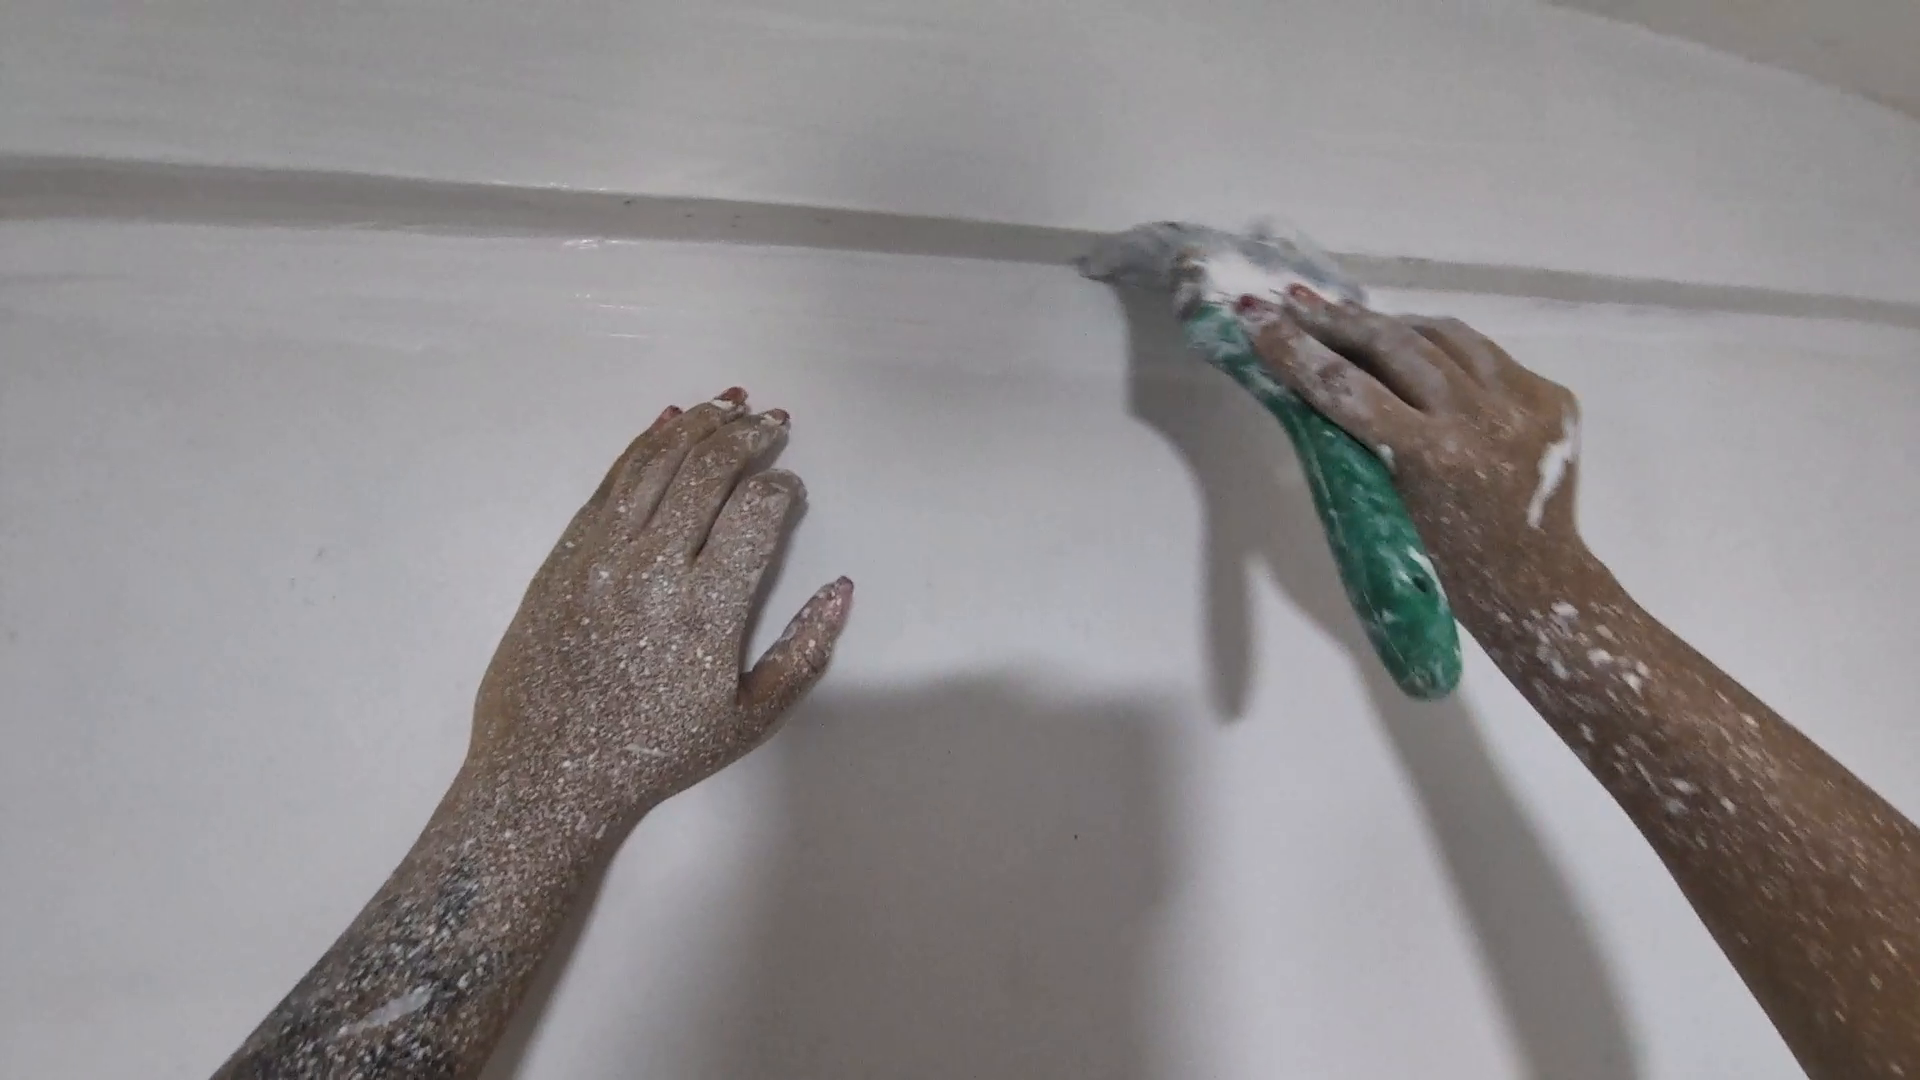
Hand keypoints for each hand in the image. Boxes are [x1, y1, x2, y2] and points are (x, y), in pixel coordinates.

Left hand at [470, 388, 851, 830]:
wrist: (543, 779)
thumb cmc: (657, 753)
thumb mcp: (751, 718)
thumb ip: (805, 651)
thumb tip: (842, 589)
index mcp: (707, 609)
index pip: (756, 513)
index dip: (781, 487)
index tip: (790, 487)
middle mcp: (654, 568)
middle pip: (707, 472)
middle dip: (747, 436)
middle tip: (771, 421)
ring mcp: (600, 556)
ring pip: (655, 464)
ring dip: (697, 425)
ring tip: (727, 403)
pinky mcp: (563, 556)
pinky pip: (608, 483)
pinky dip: (641, 444)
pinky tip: (667, 421)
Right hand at [1244, 289, 1582, 622]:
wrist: (1531, 576)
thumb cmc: (1434, 560)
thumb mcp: (1380, 501)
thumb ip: (1353, 442)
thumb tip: (1316, 384)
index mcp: (1435, 455)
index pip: (1349, 388)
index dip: (1297, 353)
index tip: (1258, 321)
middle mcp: (1485, 416)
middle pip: (1395, 345)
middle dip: (1335, 320)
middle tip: (1292, 302)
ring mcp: (1526, 400)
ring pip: (1441, 334)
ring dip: (1384, 325)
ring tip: (1344, 319)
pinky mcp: (1549, 394)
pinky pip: (1480, 352)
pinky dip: (1436, 346)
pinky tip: (1409, 351)